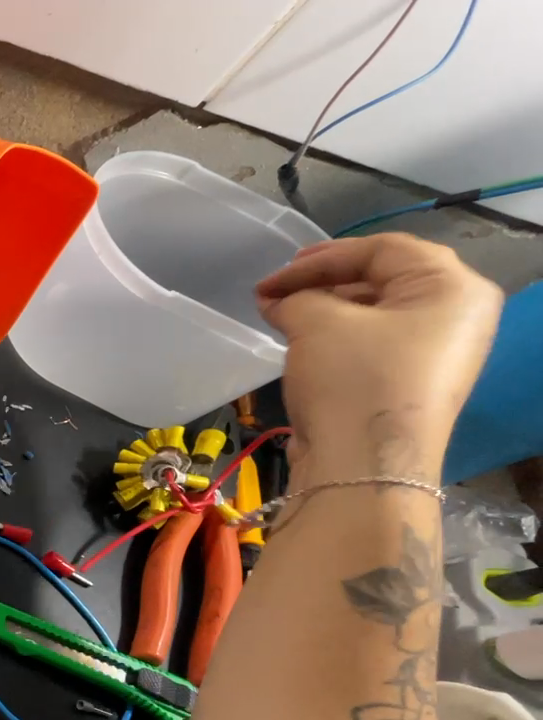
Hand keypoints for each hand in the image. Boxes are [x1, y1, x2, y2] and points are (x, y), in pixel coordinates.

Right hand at [255, 233, 502, 483]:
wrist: (364, 462)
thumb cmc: (353, 380)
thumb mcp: (318, 324)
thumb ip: (297, 298)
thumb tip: (281, 301)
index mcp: (452, 288)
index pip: (383, 251)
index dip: (320, 259)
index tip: (269, 280)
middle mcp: (457, 314)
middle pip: (385, 278)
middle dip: (322, 281)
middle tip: (274, 292)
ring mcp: (436, 350)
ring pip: (376, 311)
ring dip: (324, 309)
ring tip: (279, 318)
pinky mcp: (409, 380)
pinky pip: (372, 341)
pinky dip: (334, 335)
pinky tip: (302, 344)